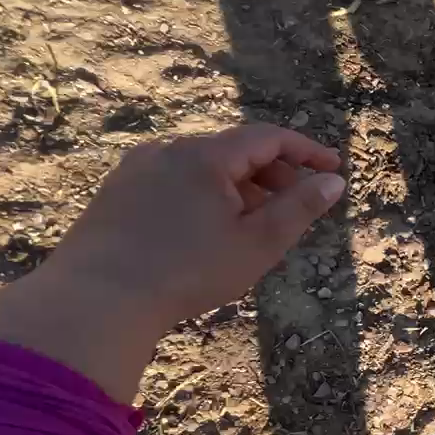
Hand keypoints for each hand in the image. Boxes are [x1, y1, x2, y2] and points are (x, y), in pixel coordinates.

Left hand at [0, 125, 345, 401]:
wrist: (98, 298)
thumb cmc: (192, 269)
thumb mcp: (262, 241)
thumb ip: (302, 206)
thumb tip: (334, 180)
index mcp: (205, 157)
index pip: (268, 137)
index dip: (307, 150)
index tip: (335, 168)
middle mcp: (168, 150)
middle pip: (237, 149)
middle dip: (277, 172)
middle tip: (300, 204)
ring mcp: (138, 168)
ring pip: (208, 165)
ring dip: (245, 185)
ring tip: (260, 222)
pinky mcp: (120, 190)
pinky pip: (181, 178)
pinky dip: (213, 192)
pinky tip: (217, 227)